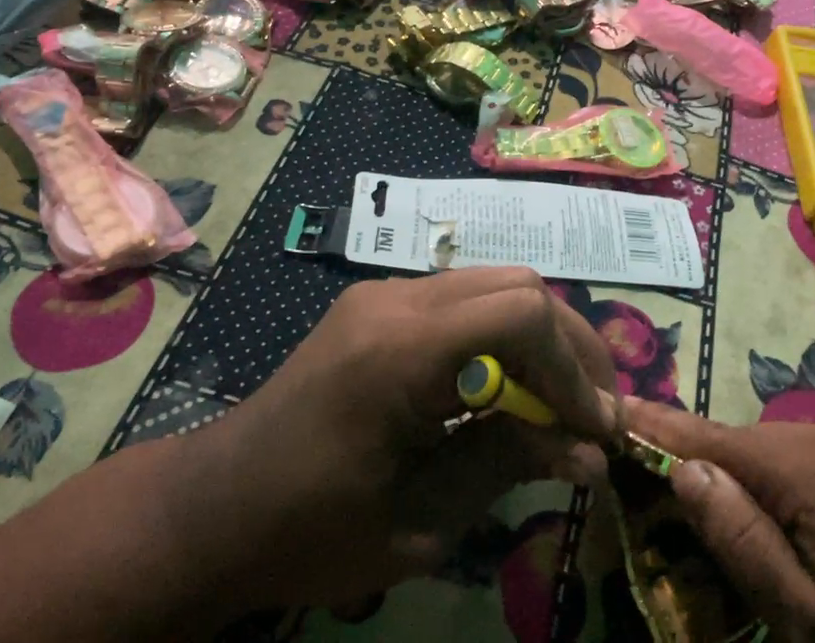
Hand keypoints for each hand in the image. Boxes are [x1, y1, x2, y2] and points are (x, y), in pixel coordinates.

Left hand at [177, 268, 619, 612]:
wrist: (216, 508)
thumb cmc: (312, 529)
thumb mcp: (423, 519)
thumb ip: (509, 465)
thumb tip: (592, 453)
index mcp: (401, 348)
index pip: (522, 312)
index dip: (575, 368)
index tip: (598, 431)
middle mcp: (393, 300)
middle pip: (516, 286)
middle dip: (568, 347)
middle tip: (595, 414)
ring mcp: (380, 296)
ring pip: (491, 286)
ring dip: (538, 339)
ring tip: (563, 404)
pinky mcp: (374, 308)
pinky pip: (459, 302)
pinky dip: (500, 338)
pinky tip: (509, 390)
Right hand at [625, 400, 814, 641]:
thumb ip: (743, 542)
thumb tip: (681, 469)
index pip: (714, 437)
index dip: (656, 424)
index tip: (605, 407)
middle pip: (744, 440)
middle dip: (699, 464)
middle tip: (651, 497)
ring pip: (777, 446)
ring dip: (741, 475)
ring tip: (711, 516)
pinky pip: (813, 456)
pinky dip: (780, 478)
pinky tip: (775, 516)